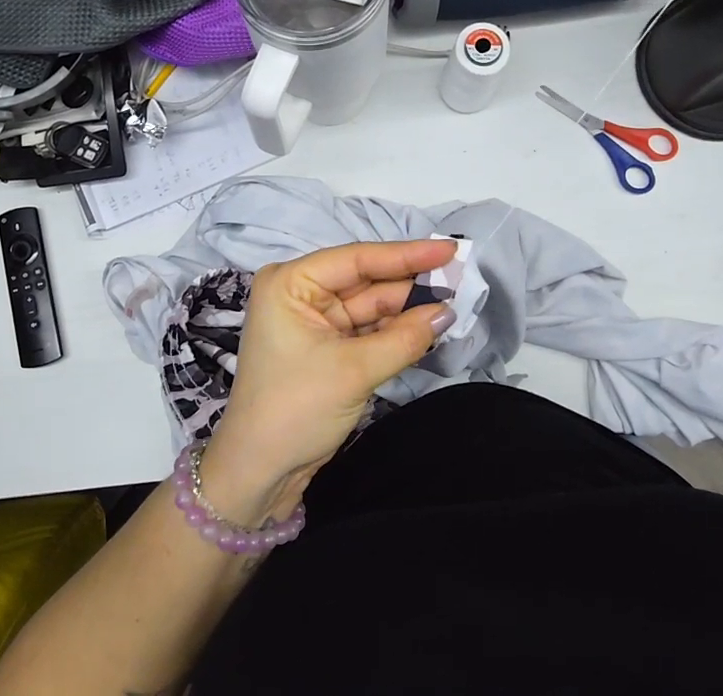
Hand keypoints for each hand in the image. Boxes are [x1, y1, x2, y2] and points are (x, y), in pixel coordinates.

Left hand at [198, 240, 457, 522]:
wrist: (261, 471)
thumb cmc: (295, 409)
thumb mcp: (353, 371)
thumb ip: (404, 338)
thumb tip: (447, 312)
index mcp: (290, 283)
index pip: (357, 259)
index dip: (406, 255)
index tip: (450, 249)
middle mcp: (300, 294)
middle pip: (366, 280)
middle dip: (411, 282)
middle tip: (462, 277)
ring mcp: (314, 323)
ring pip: (372, 306)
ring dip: (409, 308)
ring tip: (455, 301)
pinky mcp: (327, 349)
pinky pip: (369, 330)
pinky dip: (397, 331)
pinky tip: (430, 326)